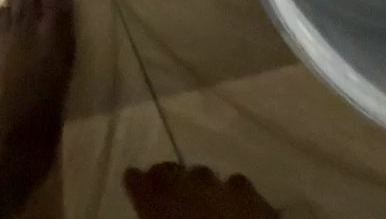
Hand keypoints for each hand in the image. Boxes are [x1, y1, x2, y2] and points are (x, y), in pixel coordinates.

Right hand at [123, 163, 279, 218]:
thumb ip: (154, 215)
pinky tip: (234, 207)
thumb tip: (154, 212)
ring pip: (204, 176)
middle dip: (168, 180)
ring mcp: (221, 185)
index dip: (136, 182)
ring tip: (202, 203)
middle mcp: (188, 184)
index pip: (137, 180)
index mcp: (161, 201)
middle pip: (171, 172)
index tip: (133, 182)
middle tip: (168, 197)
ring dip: (200, 187)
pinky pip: (235, 186)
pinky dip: (231, 195)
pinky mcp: (252, 194)